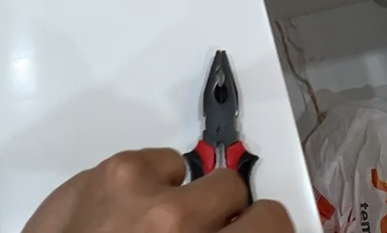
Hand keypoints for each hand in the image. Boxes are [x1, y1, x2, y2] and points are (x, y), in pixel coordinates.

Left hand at [23, 147, 292, 232]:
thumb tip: (234, 232)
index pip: (273, 225)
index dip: (265, 231)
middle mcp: (181, 224)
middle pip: (236, 191)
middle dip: (223, 216)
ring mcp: (145, 194)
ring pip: (197, 173)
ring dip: (184, 200)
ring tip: (155, 230)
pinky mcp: (113, 169)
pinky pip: (157, 160)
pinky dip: (147, 184)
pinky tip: (125, 215)